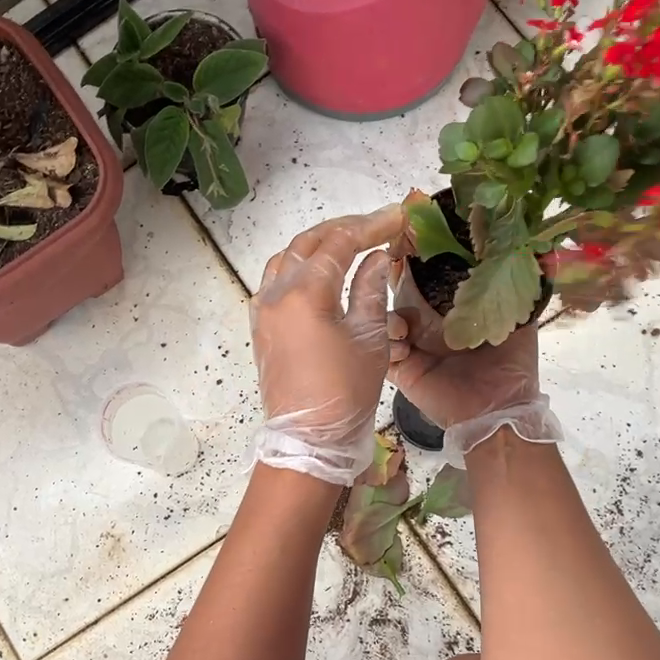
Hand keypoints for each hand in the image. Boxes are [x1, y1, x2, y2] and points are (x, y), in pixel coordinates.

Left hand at [251, 207, 403, 485]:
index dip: (371, 226)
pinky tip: (322, 273)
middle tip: (377, 225)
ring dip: (317, 245)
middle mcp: (276, 295)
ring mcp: (263, 311)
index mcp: (305, 295)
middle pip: (308, 243)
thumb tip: (376, 258)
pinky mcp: (261, 328)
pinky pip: (276, 282)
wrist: (308, 441)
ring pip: (287, 259)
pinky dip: (299, 267)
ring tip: (350, 244)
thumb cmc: (345, 393)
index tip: (398, 217)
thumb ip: (371, 290)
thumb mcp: (370, 340)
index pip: (339, 243)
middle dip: (344, 229)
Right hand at [388, 269, 560, 465]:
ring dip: (389, 321)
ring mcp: (415, 351)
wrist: (498, 411)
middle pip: (404, 302)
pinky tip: (403, 348)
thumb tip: (510, 262)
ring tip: (403, 328)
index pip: (431, 289)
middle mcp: (431, 332)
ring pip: (388, 326)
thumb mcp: (518, 325)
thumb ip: (509, 297)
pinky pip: (384, 355)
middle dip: (396, 290)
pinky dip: (387, 347)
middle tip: (395, 283)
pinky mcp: (405, 372)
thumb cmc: (512, 370)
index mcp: (455, 319)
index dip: (420, 273)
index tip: (413, 257)